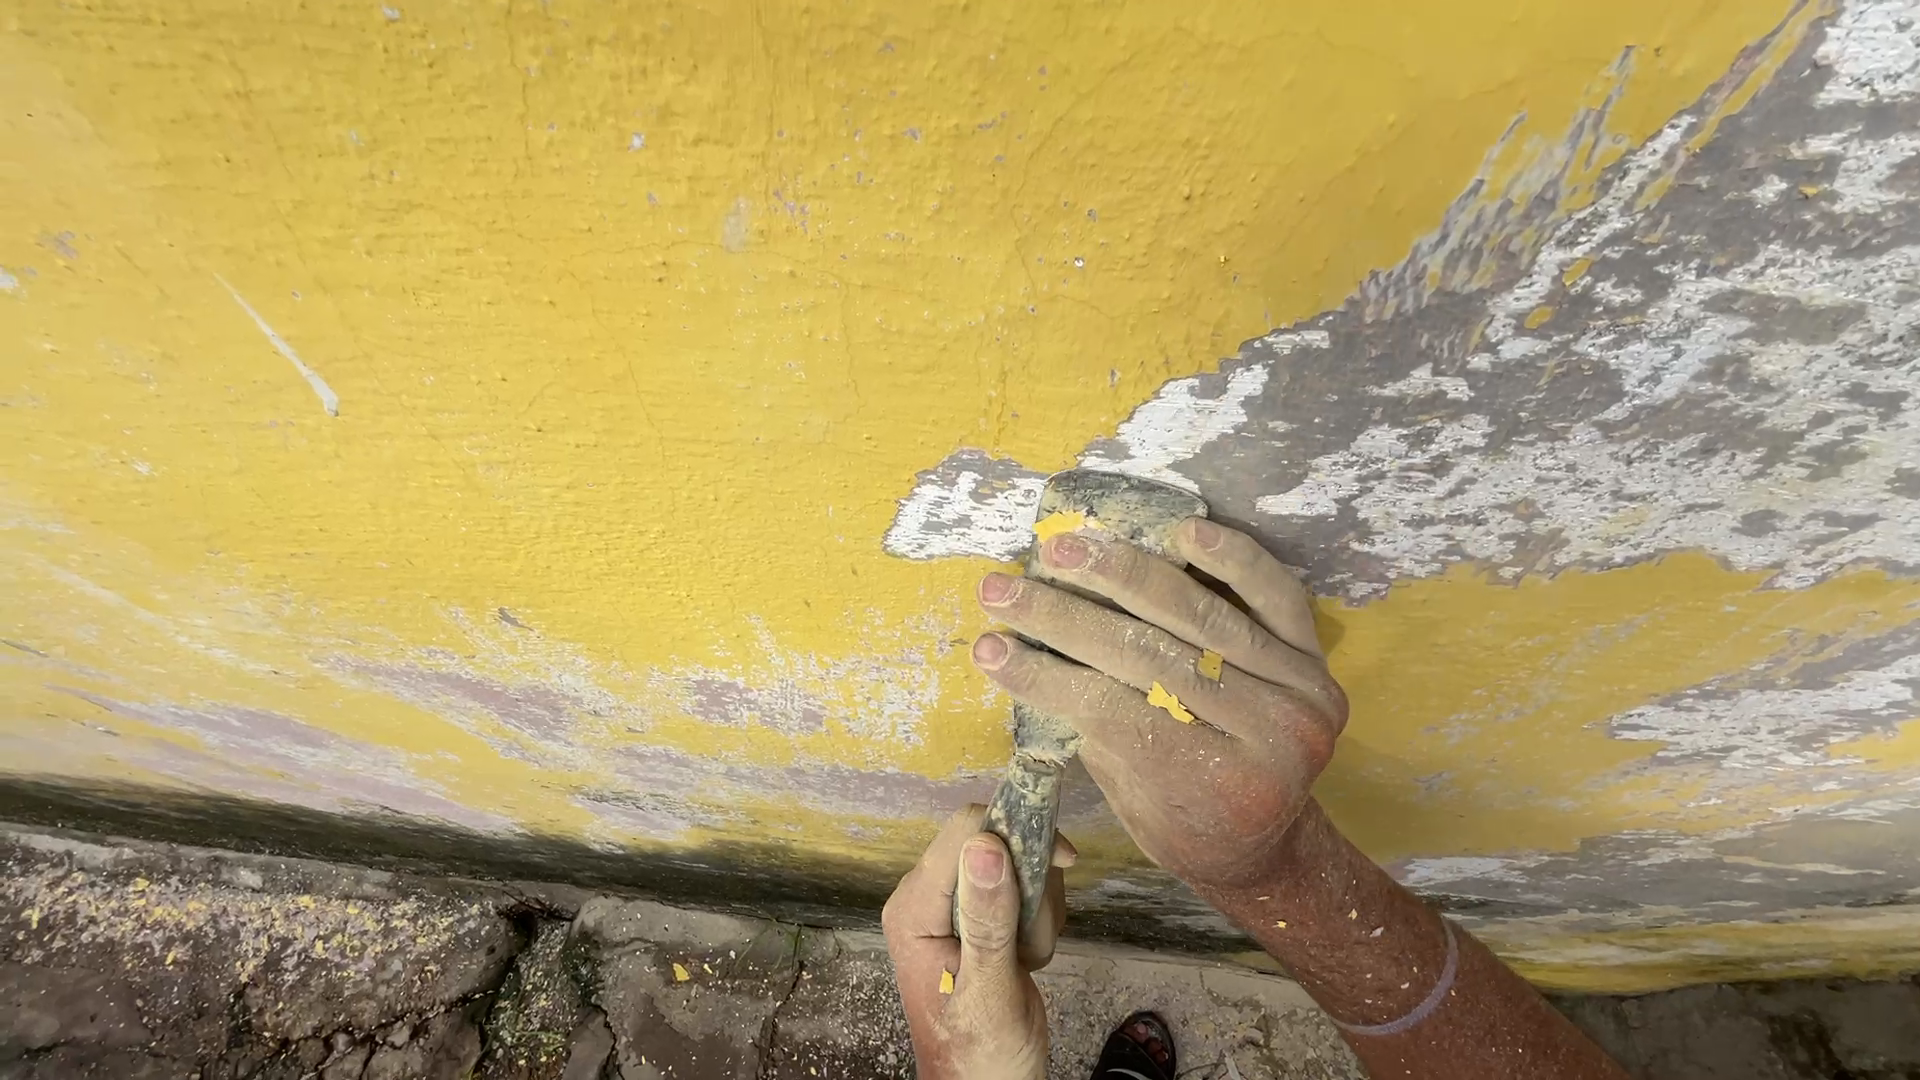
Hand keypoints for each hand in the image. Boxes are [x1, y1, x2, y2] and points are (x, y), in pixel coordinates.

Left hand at [881, 806, 1073, 1079]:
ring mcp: (954, 902)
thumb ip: (987, 920)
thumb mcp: (989, 993)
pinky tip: (1025, 958)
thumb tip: (985, 845)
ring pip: (1017, 864)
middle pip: (996, 843)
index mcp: (914, 906)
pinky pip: (1024, 886)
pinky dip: (1038, 920)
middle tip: (1030, 944)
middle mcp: (928, 894)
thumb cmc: (980, 1055)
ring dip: (1037, 911)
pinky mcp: (979, 912)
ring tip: (1024, 961)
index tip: (1061, 860)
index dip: (1014, 834)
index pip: (963, 832)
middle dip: (1030, 889)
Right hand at [970, 517, 1346, 890]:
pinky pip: (1276, 592)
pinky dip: (1231, 556)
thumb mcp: (1127, 793)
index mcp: (1215, 786)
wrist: (1269, 845)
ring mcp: (1299, 689)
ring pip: (1197, 614)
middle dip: (1063, 617)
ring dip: (1119, 573)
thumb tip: (1029, 648)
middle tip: (1002, 590)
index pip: (1111, 712)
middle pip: (1147, 655)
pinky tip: (1181, 530)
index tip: (985, 645)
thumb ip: (1091, 721)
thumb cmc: (1183, 826)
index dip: (1043, 674)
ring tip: (1061, 549)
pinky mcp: (1315, 655)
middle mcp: (1268, 734)